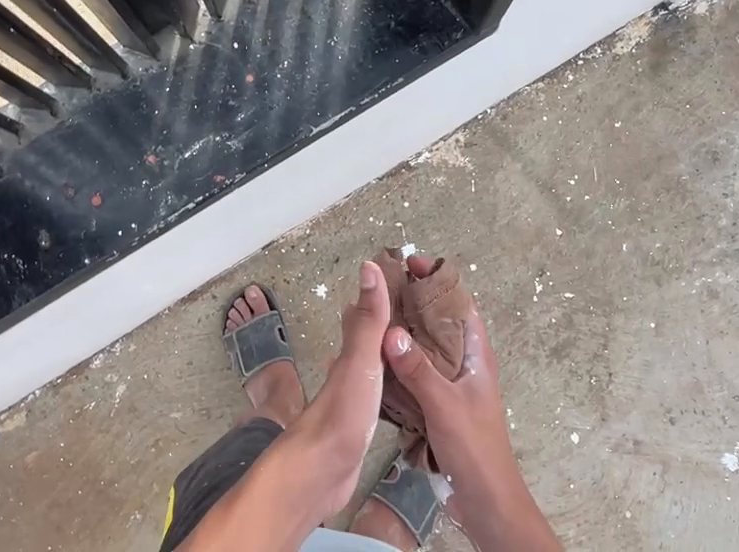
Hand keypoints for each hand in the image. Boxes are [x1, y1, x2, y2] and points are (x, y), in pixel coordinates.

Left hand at [275, 260, 391, 518]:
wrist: (320, 472)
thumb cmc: (341, 412)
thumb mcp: (360, 360)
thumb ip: (369, 319)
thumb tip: (369, 265)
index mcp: (350, 353)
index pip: (365, 315)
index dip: (382, 299)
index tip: (404, 283)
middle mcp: (349, 371)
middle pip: (369, 341)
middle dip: (389, 328)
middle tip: (417, 318)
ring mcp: (353, 401)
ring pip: (374, 370)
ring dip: (389, 357)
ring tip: (413, 350)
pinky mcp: (360, 429)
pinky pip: (379, 399)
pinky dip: (390, 389)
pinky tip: (400, 394)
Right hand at [383, 298, 560, 550]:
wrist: (488, 501)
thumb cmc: (476, 448)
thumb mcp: (445, 406)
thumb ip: (418, 370)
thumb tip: (390, 330)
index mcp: (475, 352)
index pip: (458, 300)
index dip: (437, 277)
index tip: (407, 262)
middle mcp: (464, 361)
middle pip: (438, 319)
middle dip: (412, 300)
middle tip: (379, 287)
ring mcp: (452, 382)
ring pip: (425, 344)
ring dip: (403, 329)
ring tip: (370, 316)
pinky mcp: (439, 403)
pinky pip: (416, 370)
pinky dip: (397, 360)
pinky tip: (373, 360)